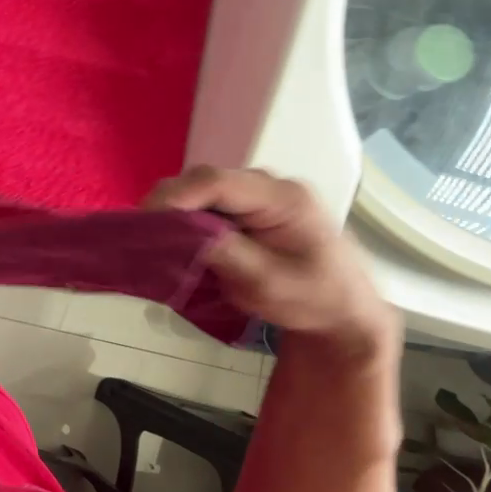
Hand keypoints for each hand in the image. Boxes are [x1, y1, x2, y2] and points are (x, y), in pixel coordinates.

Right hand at [144, 166, 399, 367]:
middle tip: (144, 235)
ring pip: (200, 188)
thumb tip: (175, 231)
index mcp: (283, 198)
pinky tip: (179, 238)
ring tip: (158, 238)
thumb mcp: (266, 282)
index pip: (215, 182)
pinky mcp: (249, 206)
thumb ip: (223, 251)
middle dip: (169, 203)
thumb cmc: (313, 299)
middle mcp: (269, 186)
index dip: (174, 197)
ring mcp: (259, 194)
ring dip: (176, 210)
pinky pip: (207, 201)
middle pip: (203, 180)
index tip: (143, 222)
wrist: (346, 311)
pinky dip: (186, 216)